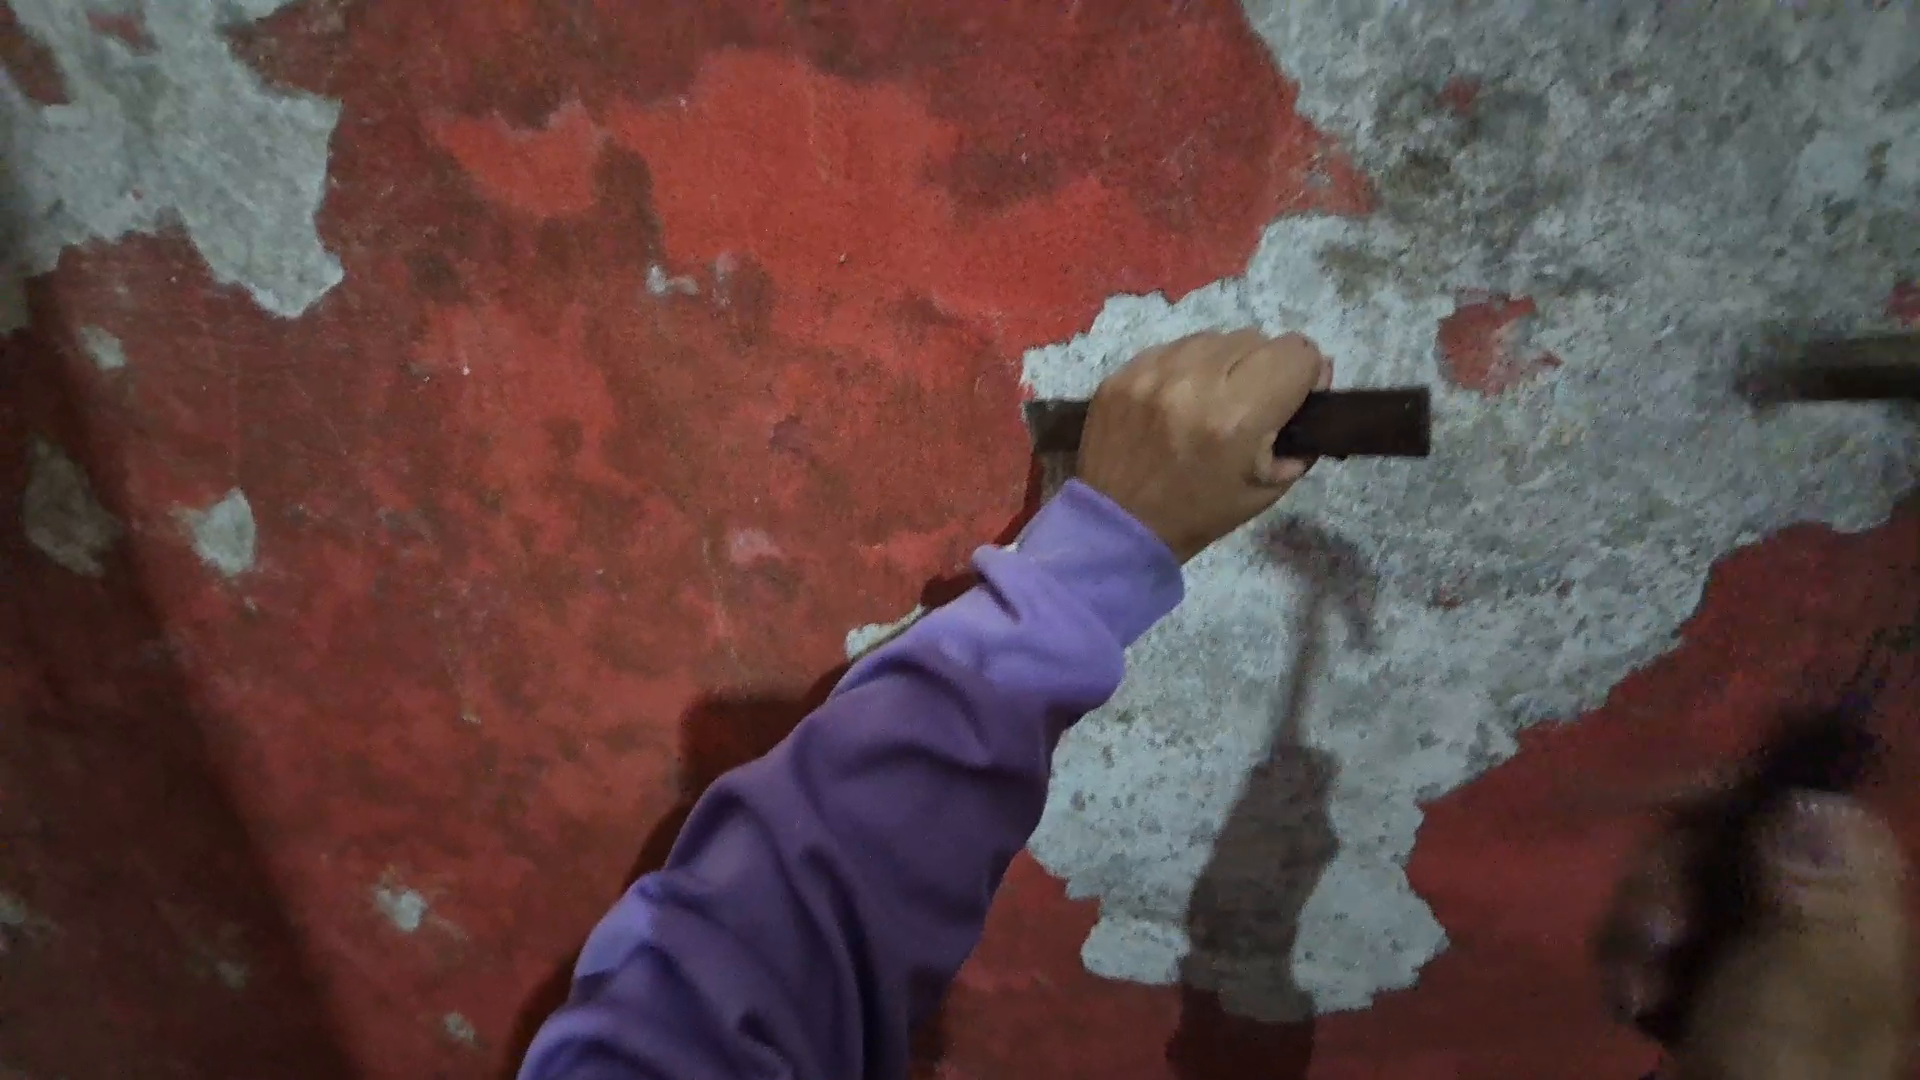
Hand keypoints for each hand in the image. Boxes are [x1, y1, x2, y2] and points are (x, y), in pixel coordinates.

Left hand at [1076, 331, 1330, 561]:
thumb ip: (1301, 431)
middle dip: (1260, 368)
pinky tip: (1173, 403)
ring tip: (1204, 404)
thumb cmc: (1199, 512)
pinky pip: (1170, 349)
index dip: (1303, 374)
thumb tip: (1315, 375)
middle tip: (1243, 407)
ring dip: (1219, 364)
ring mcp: (1151, 374)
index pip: (1297, 352)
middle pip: (1256, 338)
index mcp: (1236, 416)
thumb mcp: (1269, 486)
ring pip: (1212, 338)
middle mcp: (1193, 383)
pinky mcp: (1121, 374)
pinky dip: (1181, 369)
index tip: (1290, 398)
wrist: (1118, 525)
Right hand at [1595, 787, 1909, 1079]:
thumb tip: (1816, 798)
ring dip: (1634, 925)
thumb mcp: (1801, 995)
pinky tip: (1631, 995)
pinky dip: (1626, 954)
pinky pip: (1649, 923)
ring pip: (1673, 882)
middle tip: (1652, 937)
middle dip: (1662, 882)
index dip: (1732, 803)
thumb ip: (1815, 903)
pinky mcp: (1708, 968)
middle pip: (1720, 846)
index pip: (1804, 812)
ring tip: (1636, 985)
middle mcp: (1812, 920)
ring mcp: (1756, 946)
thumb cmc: (1772, 1070)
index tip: (1677, 823)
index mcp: (1857, 920)